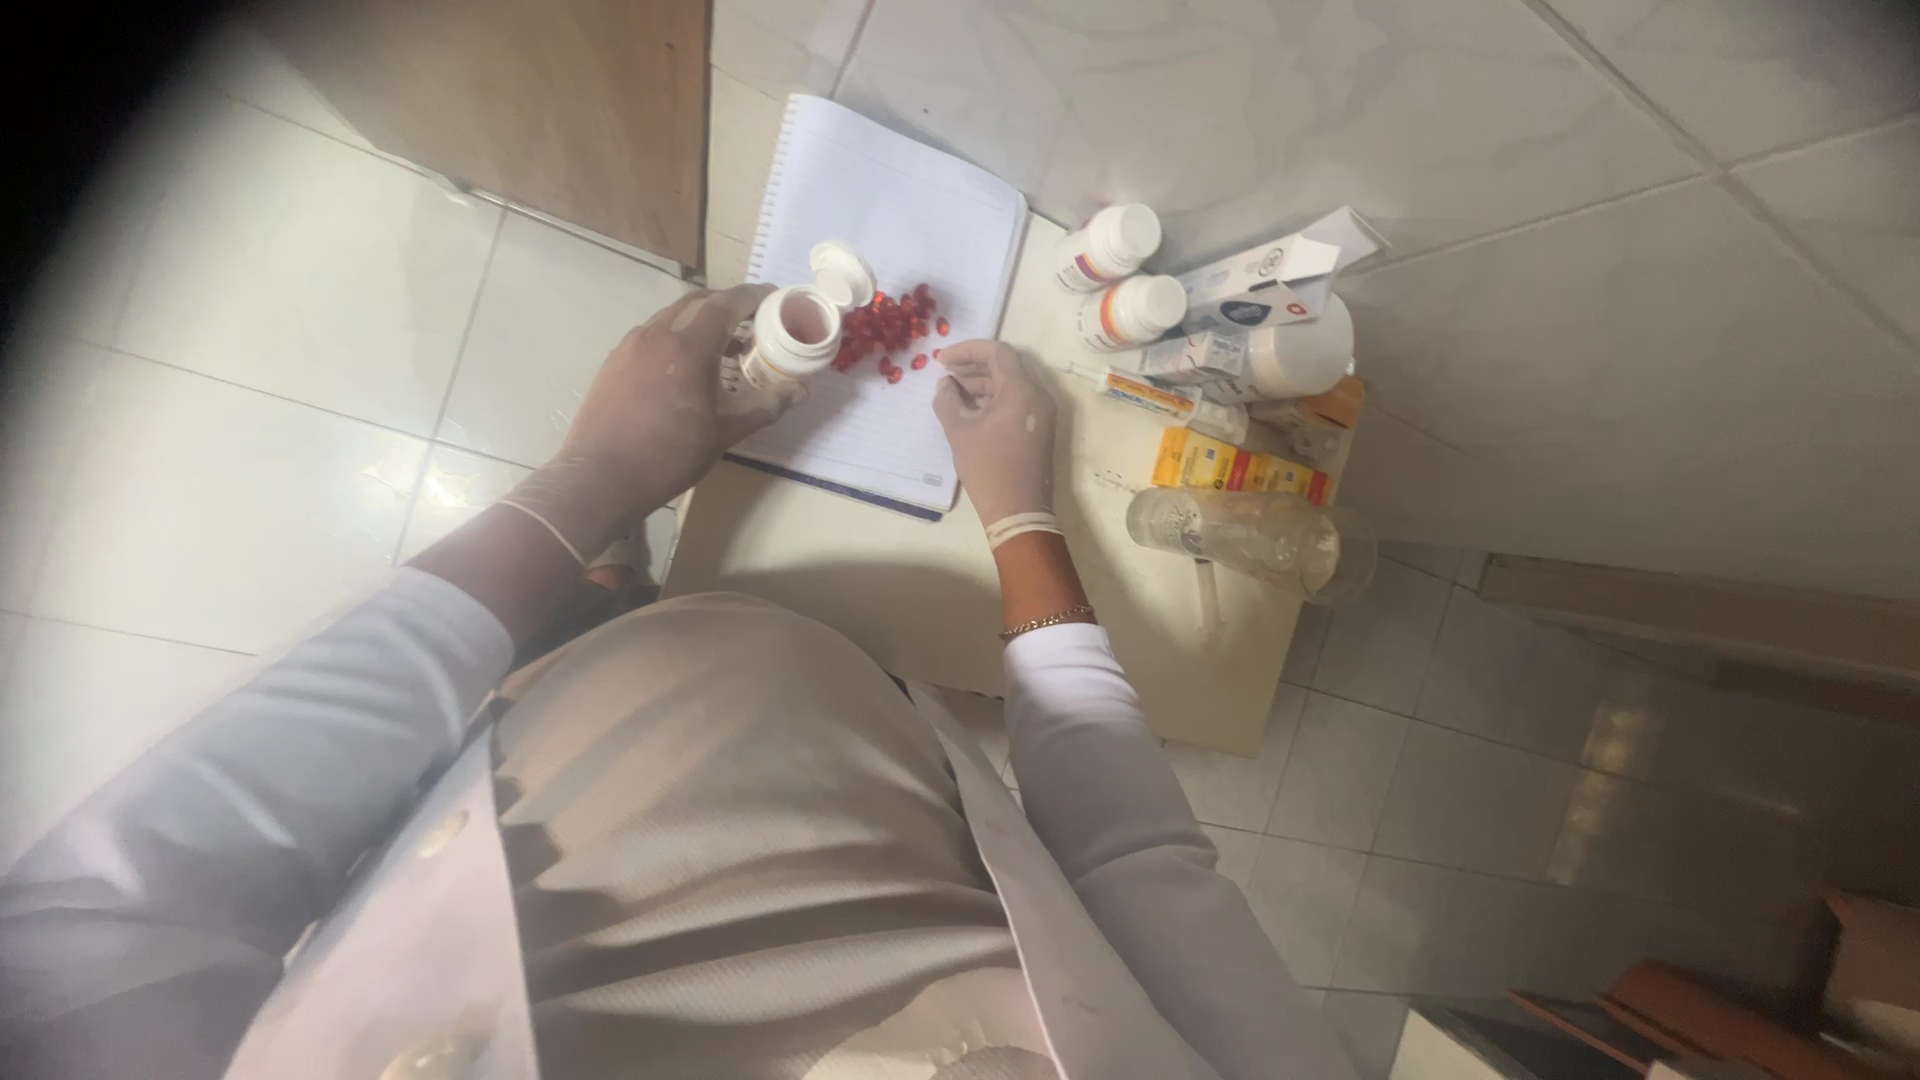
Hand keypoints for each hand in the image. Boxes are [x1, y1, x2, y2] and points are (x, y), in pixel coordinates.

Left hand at [506, 284, 797, 557]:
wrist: (602, 478)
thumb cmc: (670, 455)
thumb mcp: (726, 433)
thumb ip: (764, 406)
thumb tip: (800, 391)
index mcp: (688, 347)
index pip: (725, 304)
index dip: (751, 297)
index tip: (772, 298)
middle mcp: (657, 335)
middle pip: (697, 302)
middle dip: (726, 304)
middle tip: (751, 322)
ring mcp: (630, 346)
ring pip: (672, 317)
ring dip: (700, 321)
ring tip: (722, 346)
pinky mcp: (615, 362)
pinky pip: (653, 335)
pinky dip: (677, 337)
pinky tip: (686, 367)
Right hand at [932, 340, 1057, 535]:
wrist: (1019, 511)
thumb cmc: (988, 469)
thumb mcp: (960, 432)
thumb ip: (948, 401)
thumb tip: (945, 385)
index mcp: (1022, 391)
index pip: (997, 352)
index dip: (968, 350)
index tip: (943, 359)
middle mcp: (1039, 396)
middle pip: (1006, 366)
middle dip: (974, 366)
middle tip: (946, 373)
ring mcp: (1043, 414)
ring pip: (1012, 385)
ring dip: (983, 383)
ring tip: (953, 391)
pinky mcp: (1040, 429)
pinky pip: (1018, 402)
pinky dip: (995, 399)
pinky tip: (971, 409)